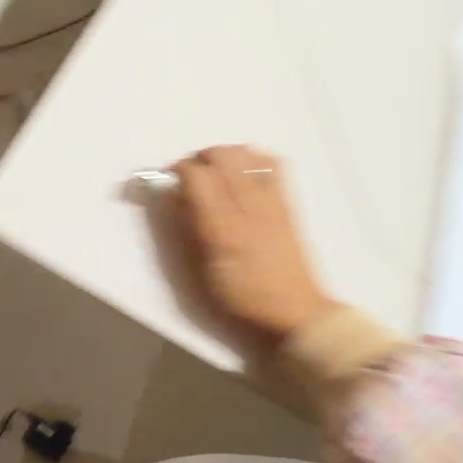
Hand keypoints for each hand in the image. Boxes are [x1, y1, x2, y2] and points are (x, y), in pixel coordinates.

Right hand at [173, 145, 339, 339]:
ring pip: (246, 152)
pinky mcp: (288, 201)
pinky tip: (245, 175)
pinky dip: (253, 159)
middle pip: (221, 154)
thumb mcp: (202, 271)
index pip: (195, 175)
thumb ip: (187, 229)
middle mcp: (248, 206)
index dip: (176, 170)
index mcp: (222, 227)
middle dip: (200, 158)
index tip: (168, 180)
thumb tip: (174, 196)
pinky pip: (272, 162)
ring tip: (216, 174)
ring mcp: (272, 200)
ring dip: (225, 156)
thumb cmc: (241, 298)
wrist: (294, 311)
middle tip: (190, 176)